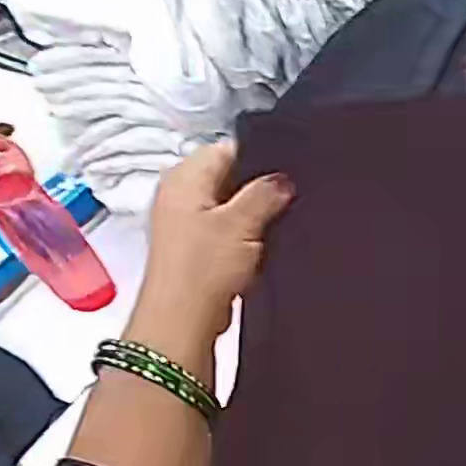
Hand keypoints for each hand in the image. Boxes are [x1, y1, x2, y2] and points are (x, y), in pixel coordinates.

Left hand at [139, 141, 293, 341]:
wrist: (185, 316)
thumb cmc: (201, 270)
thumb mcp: (241, 224)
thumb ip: (264, 195)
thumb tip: (282, 181)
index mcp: (185, 177)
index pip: (227, 149)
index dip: (259, 160)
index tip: (285, 178)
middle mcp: (180, 196)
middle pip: (229, 180)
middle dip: (257, 193)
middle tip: (282, 207)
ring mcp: (187, 224)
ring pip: (230, 210)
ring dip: (251, 222)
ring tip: (269, 234)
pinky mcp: (197, 251)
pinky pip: (228, 236)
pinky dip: (244, 243)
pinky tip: (257, 255)